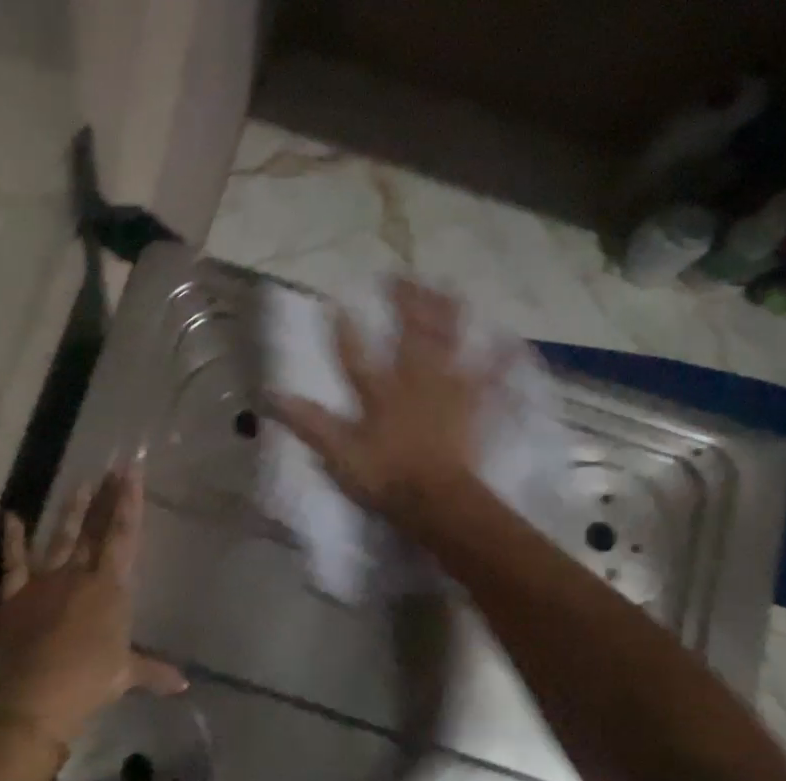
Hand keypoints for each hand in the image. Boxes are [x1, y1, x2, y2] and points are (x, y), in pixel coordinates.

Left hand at [0, 464, 186, 746]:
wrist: (35, 694)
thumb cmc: (89, 682)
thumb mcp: (126, 675)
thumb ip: (153, 672)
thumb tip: (183, 683)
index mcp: (110, 588)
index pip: (123, 537)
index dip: (129, 503)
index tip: (132, 472)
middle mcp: (78, 575)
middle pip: (94, 530)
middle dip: (105, 499)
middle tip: (111, 470)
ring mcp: (44, 581)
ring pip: (59, 538)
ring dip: (70, 511)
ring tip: (79, 485)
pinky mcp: (14, 595)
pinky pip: (13, 561)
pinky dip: (11, 539)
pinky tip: (10, 517)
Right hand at [272, 279, 497, 524]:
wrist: (437, 500)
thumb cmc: (384, 479)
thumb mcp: (338, 453)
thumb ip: (309, 422)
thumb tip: (271, 394)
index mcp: (380, 392)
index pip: (356, 354)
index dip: (345, 328)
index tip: (336, 301)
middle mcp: (414, 381)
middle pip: (410, 334)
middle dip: (405, 303)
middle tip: (401, 275)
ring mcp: (448, 391)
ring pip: (450, 344)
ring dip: (450, 316)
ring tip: (450, 289)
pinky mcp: (474, 408)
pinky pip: (492, 379)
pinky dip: (502, 361)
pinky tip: (513, 342)